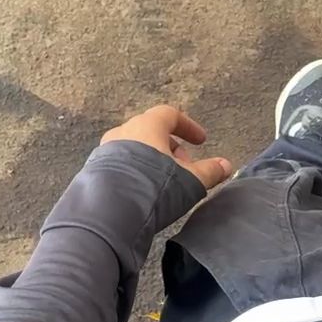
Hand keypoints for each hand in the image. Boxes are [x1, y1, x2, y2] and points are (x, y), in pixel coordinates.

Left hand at [103, 105, 234, 188]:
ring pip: (135, 148)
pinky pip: (122, 163)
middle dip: (171, 147)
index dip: (188, 127)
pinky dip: (137, 171)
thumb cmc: (156, 184)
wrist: (111, 207)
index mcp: (147, 126)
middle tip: (184, 168)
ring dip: (154, 160)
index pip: (169, 115)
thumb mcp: (192, 180)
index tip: (201, 141)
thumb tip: (226, 165)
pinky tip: (145, 190)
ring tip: (165, 181)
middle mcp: (123, 132)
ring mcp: (105, 150)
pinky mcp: (95, 169)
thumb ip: (210, 171)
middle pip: (151, 131)